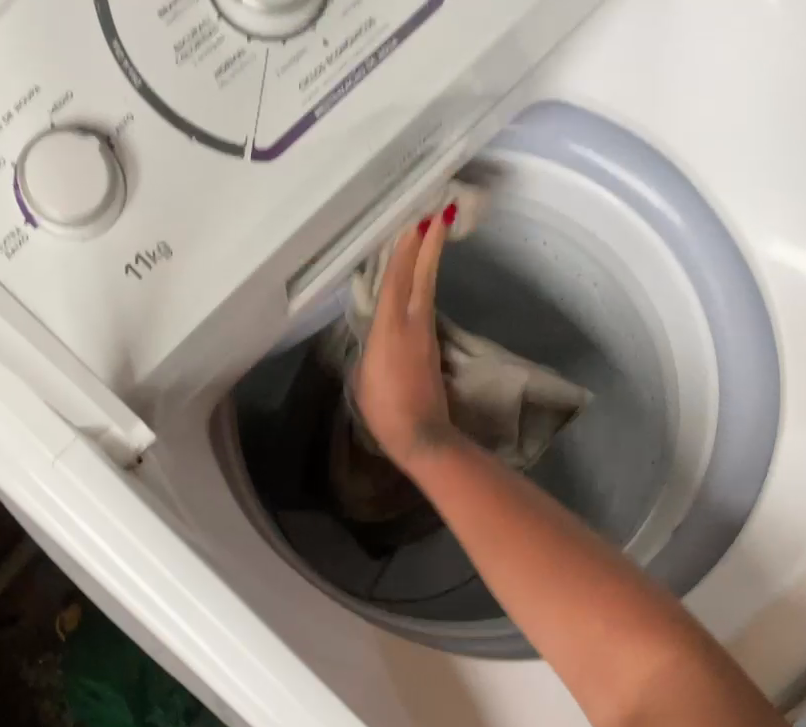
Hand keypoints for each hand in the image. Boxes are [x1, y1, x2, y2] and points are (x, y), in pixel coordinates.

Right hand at [355, 207, 457, 469]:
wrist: (421, 436)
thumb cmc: (385, 410)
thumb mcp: (364, 375)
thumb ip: (370, 346)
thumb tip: (377, 334)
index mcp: (391, 328)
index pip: (397, 279)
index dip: (405, 249)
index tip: (417, 220)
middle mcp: (413, 324)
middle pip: (421, 275)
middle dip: (429, 243)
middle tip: (441, 211)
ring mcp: (426, 336)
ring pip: (425, 289)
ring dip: (428, 261)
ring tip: (430, 236)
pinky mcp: (432, 349)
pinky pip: (425, 307)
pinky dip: (423, 286)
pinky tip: (420, 282)